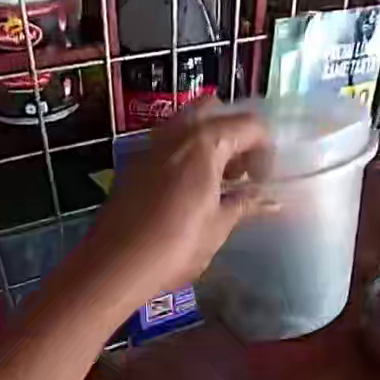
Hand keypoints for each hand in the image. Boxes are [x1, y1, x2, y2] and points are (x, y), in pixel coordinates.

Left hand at [85, 103, 277, 300]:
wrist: (113, 267)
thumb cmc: (173, 247)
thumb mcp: (217, 228)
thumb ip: (243, 205)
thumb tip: (267, 200)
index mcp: (203, 142)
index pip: (249, 125)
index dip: (265, 150)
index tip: (263, 181)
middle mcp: (173, 135)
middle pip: (212, 112)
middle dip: (232, 135)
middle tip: (238, 172)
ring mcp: (146, 149)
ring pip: (183, 128)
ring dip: (205, 145)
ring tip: (214, 184)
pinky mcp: (129, 169)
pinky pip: (163, 149)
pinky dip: (180, 158)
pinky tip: (185, 193)